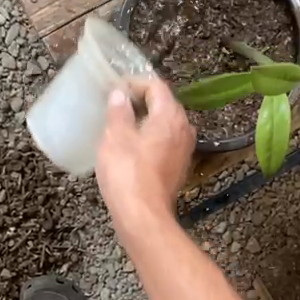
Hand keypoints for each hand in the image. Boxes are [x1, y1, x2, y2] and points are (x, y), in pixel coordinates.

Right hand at [95, 75, 194, 233]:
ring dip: (145, 121)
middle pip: (164, 105)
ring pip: (165, 126)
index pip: (156, 86)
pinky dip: (150, 140)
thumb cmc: (127, 174)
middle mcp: (184, 130)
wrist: (143, 217)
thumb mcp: (115, 137)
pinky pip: (165, 144)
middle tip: (116, 105)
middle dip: (141, 101)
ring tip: (121, 125)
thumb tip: (120, 95)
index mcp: (170, 116)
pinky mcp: (178, 169)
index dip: (135, 83)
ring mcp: (184, 151)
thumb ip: (119, 111)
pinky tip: (132, 148)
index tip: (115, 89)